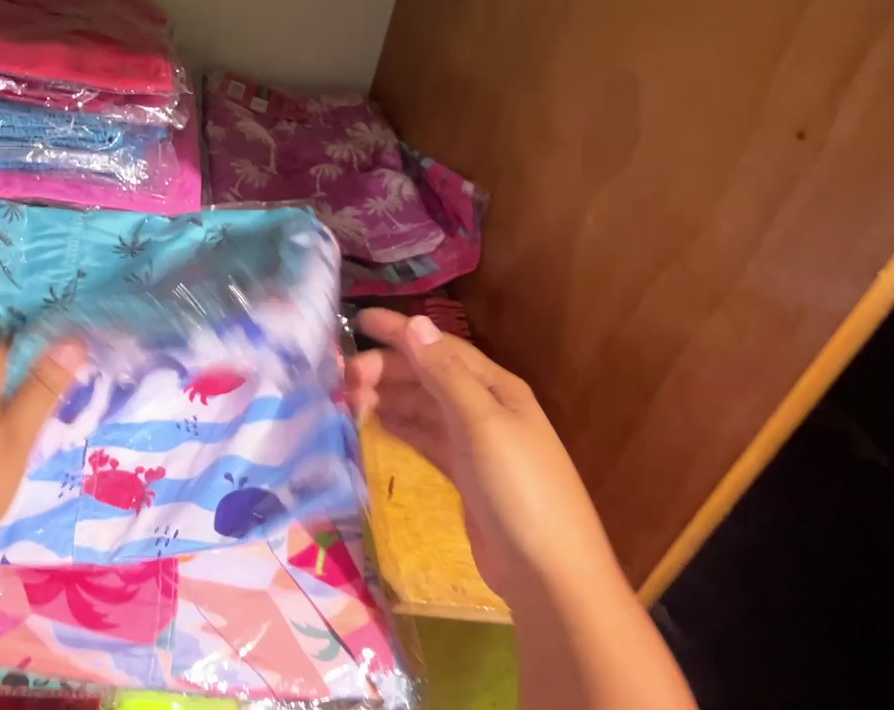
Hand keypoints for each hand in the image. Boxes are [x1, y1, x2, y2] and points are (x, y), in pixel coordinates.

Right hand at [346, 309, 620, 601]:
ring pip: (421, 405)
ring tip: (349, 400)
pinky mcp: (463, 473)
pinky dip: (399, 425)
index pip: (438, 346)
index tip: (357, 320)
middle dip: (385, 369)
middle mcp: (484, 407)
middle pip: (426, 374)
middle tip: (344, 380)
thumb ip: (444, 374)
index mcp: (495, 387)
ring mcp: (474, 441)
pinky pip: (423, 436)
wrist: (549, 574)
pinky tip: (374, 424)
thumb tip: (415, 323)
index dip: (399, 331)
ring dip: (387, 396)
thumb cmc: (519, 489)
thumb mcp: (481, 424)